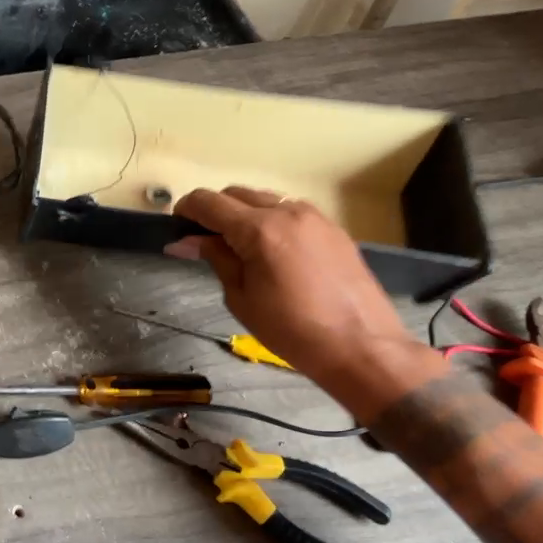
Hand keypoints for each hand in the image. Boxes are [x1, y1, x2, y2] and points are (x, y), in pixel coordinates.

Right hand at [165, 186, 410, 376]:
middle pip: (236, 194)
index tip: (177, 228)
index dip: (186, 211)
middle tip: (205, 241)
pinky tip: (272, 251)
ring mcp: (315, 217)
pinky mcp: (333, 229)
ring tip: (240, 246)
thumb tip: (186, 241)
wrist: (364, 348)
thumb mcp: (242, 298)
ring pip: (265, 199)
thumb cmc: (293, 330)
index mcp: (258, 229)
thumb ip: (216, 259)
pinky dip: (271, 220)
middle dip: (214, 210)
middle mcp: (287, 212)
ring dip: (244, 213)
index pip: (208, 202)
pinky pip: (291, 211)